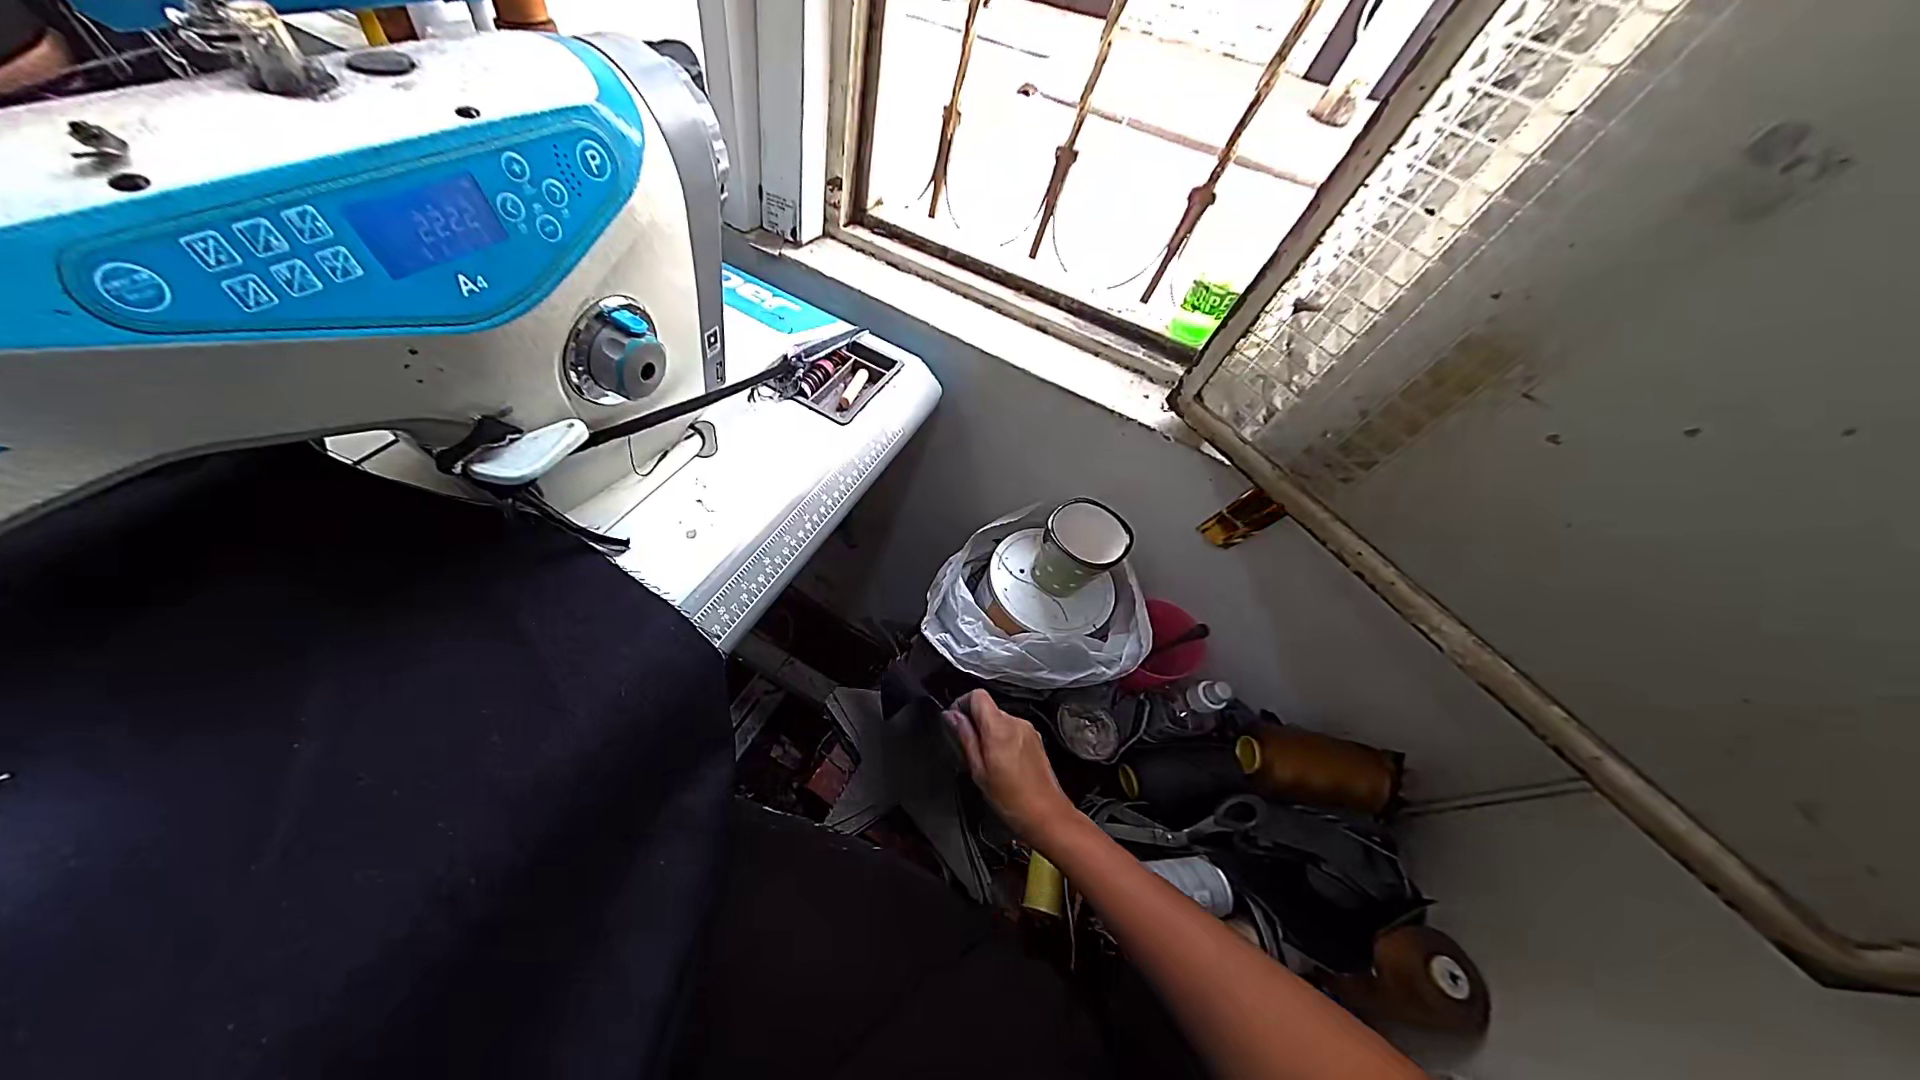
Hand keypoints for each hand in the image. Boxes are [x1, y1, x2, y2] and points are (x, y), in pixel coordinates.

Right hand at [946, 689, 1080, 845]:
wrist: (1046, 813)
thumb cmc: (1011, 799)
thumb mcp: (978, 770)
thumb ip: (965, 737)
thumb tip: (951, 716)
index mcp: (999, 728)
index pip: (978, 695)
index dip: (962, 703)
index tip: (955, 720)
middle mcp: (1016, 722)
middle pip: (988, 707)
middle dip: (975, 722)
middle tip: (969, 748)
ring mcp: (1028, 729)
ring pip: (1000, 719)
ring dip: (989, 732)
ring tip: (987, 761)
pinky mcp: (1036, 738)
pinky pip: (1013, 729)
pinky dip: (1003, 738)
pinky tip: (1003, 763)